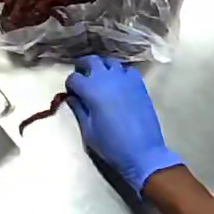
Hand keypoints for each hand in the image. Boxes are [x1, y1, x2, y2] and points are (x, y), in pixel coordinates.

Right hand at [66, 55, 181, 189]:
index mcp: (91, 90)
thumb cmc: (111, 145)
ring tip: (100, 77)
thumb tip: (71, 97)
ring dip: (102, 66)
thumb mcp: (88, 130)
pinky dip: (120, 72)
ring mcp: (125, 80)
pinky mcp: (139, 85)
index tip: (71, 92)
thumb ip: (78, 109)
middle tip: (81, 75)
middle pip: (91, 60)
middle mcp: (106, 79)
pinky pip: (127, 70)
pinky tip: (118, 83)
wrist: (143, 153)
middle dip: (83, 65)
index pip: (73, 77)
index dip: (70, 84)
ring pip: (110, 62)